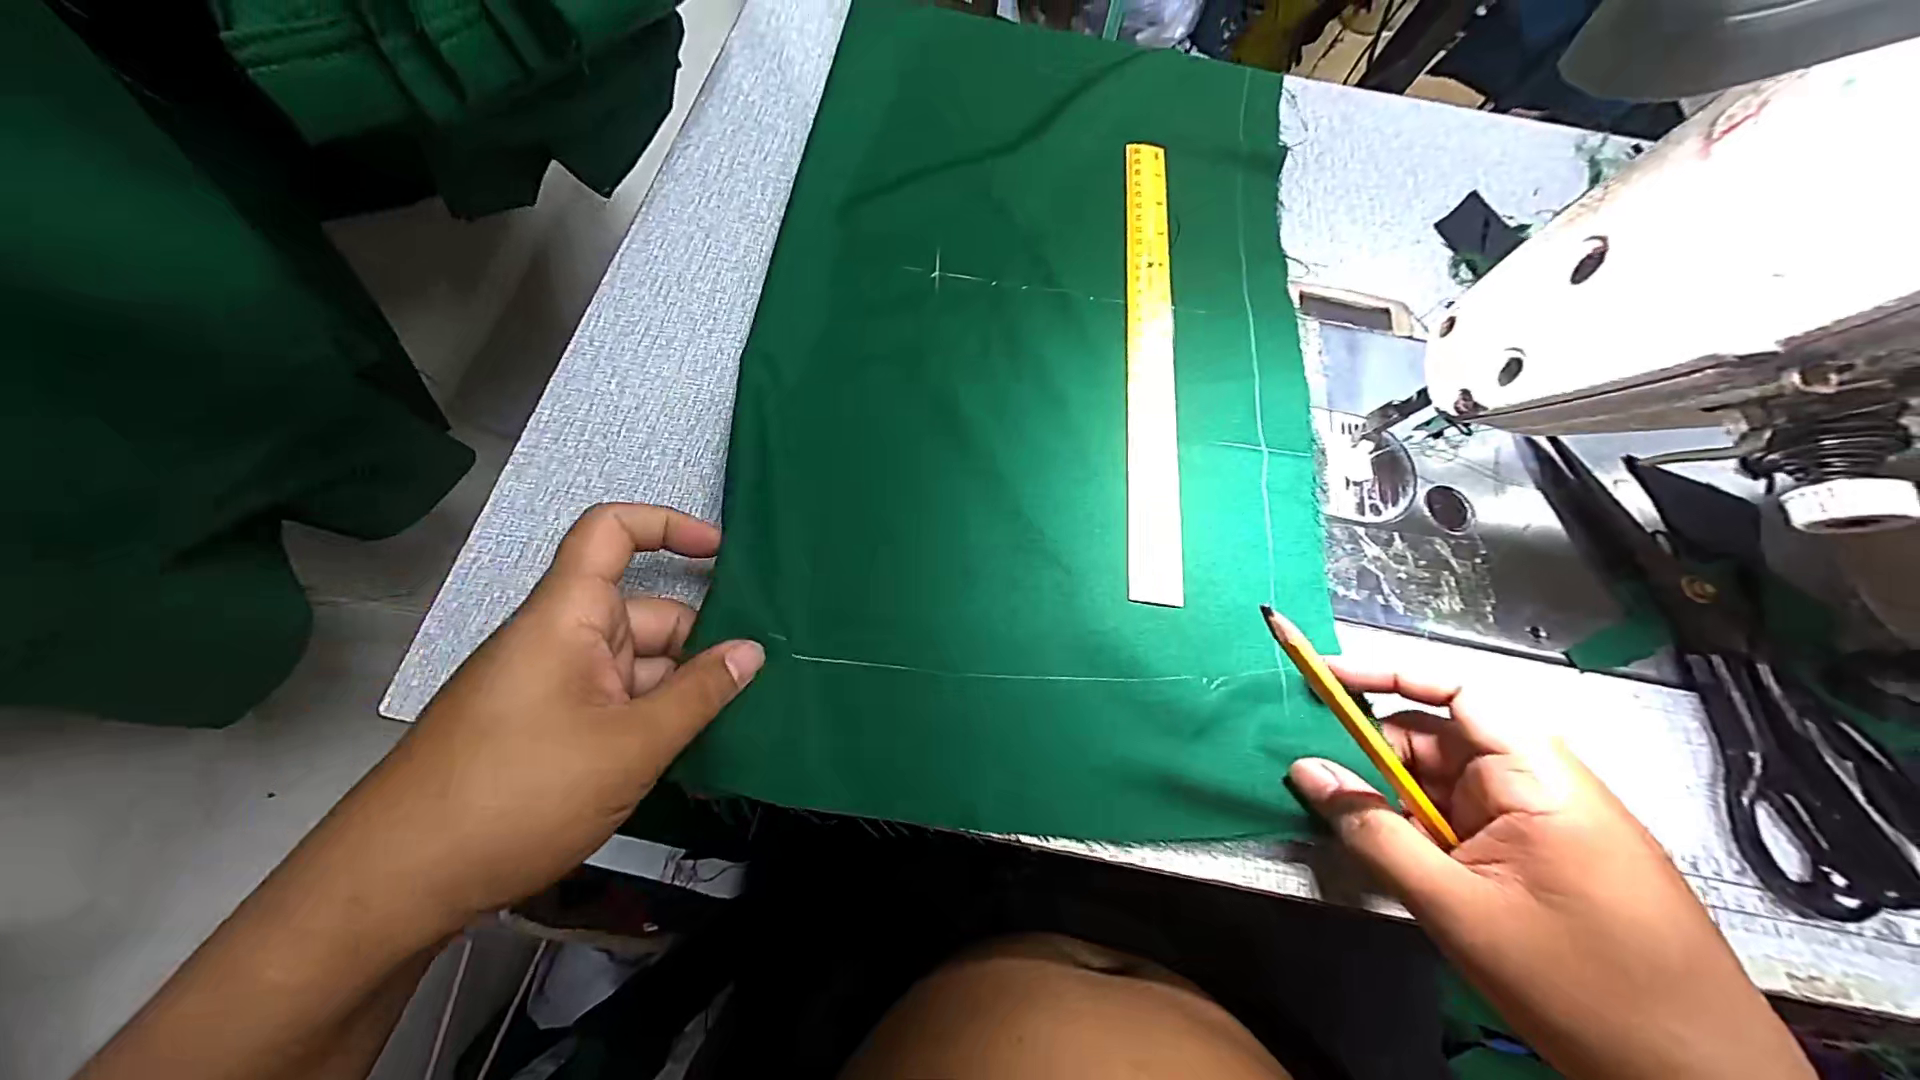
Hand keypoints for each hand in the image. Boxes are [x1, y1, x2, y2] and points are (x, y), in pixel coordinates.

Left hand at [329, 503, 762, 929]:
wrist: (395, 887)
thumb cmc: (517, 795)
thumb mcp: (630, 745)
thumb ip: (700, 694)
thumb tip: (752, 652)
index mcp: (568, 617)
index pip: (611, 533)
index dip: (668, 526)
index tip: (721, 552)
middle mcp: (563, 640)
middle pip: (648, 615)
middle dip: (702, 644)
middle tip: (759, 683)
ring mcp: (557, 686)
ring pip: (641, 666)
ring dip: (685, 692)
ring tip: (738, 725)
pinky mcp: (552, 727)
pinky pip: (621, 703)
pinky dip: (658, 720)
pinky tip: (695, 753)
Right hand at [1288, 662, 1811, 1079]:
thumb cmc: (1583, 988)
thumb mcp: (1455, 907)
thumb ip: (1373, 832)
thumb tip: (1307, 772)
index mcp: (1539, 779)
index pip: (1458, 695)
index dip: (1389, 674)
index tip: (1328, 676)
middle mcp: (1541, 785)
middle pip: (1439, 741)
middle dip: (1377, 756)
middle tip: (1320, 780)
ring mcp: (1542, 821)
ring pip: (1443, 784)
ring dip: (1396, 800)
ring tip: (1355, 828)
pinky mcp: (1538, 854)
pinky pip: (1462, 819)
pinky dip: (1420, 828)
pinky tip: (1401, 858)